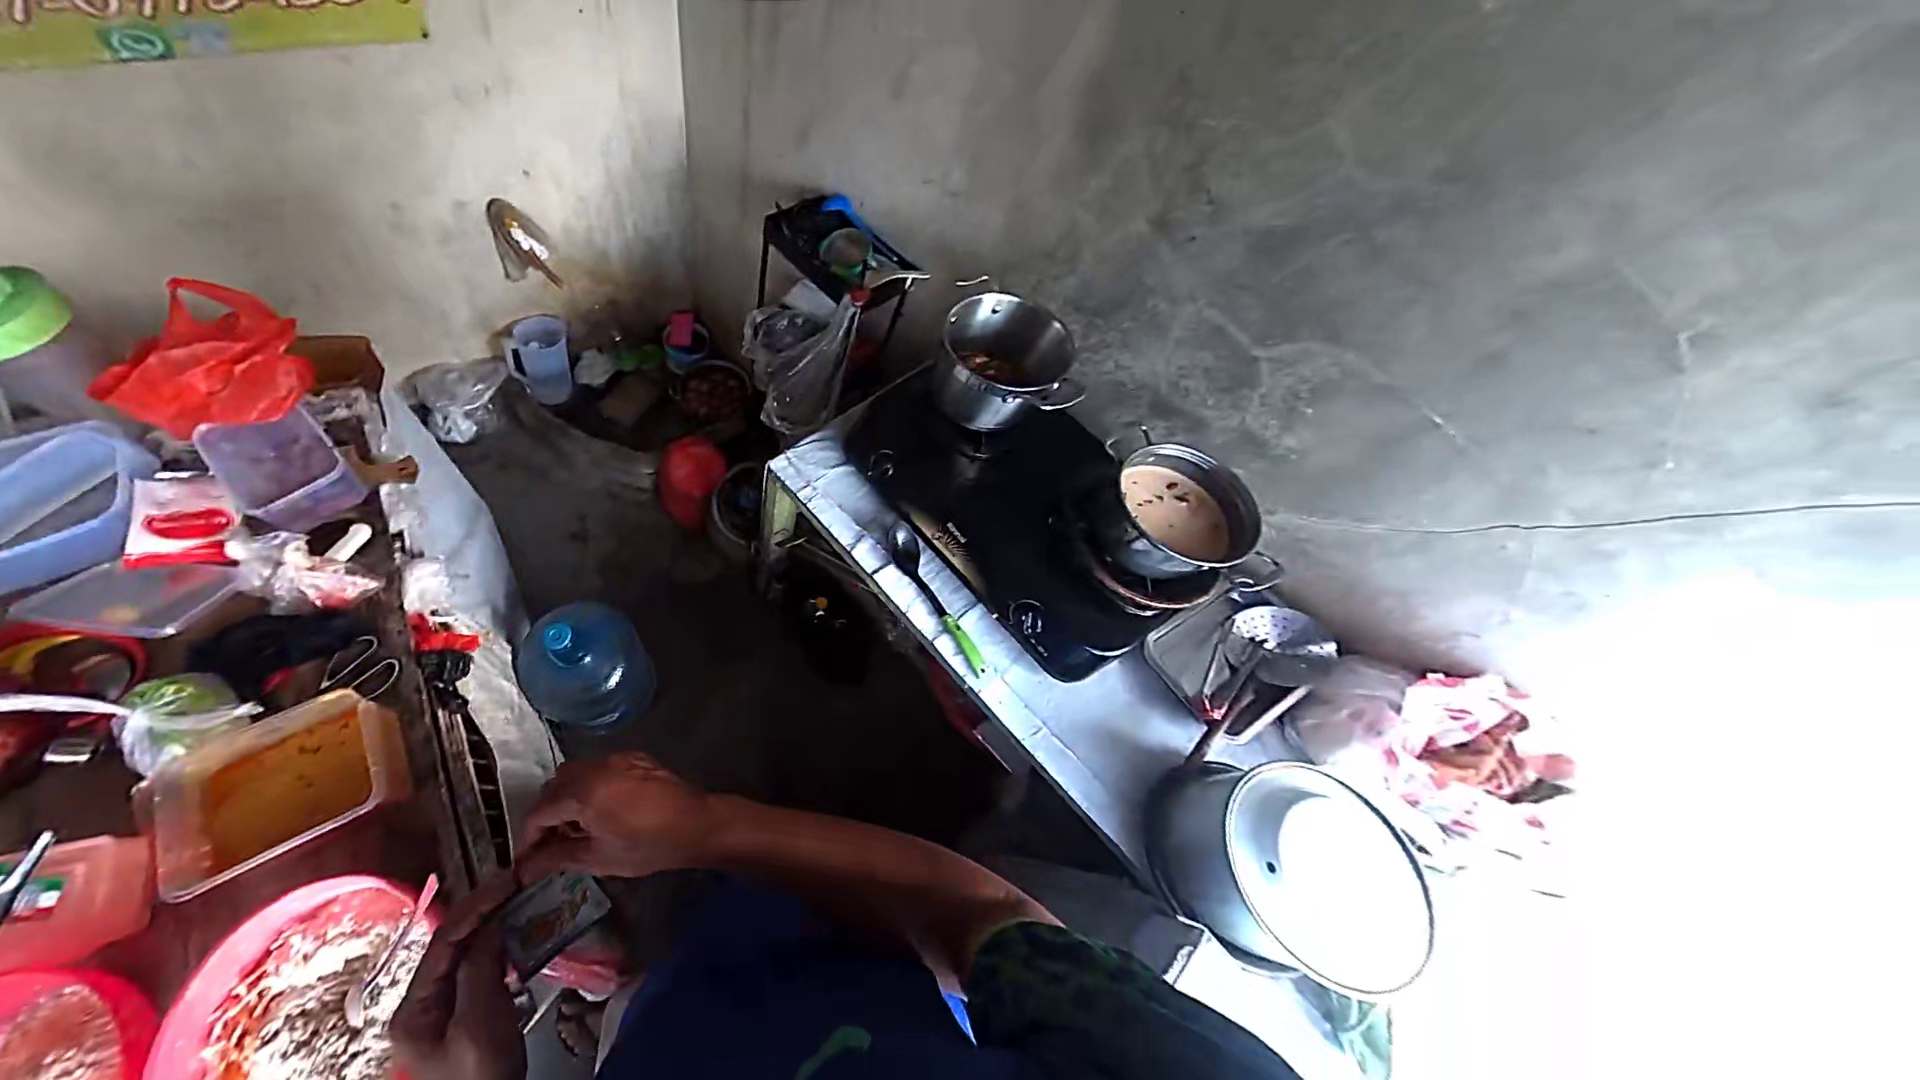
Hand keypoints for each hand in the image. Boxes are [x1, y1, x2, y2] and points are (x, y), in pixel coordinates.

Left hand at [390, 874, 525, 1079]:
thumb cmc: (480, 1073)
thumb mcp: (481, 1021)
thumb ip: (481, 969)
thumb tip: (492, 924)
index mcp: (414, 1008)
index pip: (443, 942)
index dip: (475, 906)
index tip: (507, 880)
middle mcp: (421, 1003)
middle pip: (450, 944)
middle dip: (482, 910)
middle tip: (517, 882)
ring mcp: (442, 1008)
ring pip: (465, 952)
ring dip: (492, 923)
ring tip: (520, 897)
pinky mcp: (465, 1011)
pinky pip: (479, 965)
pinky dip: (499, 942)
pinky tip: (518, 930)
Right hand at [518, 753, 715, 880]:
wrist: (697, 824)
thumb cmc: (648, 844)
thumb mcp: (598, 857)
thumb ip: (556, 858)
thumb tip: (525, 868)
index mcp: (585, 790)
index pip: (539, 810)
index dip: (528, 838)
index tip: (527, 860)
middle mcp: (600, 766)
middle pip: (556, 786)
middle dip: (547, 814)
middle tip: (551, 844)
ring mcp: (621, 758)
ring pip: (577, 772)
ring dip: (568, 797)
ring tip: (578, 828)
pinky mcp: (638, 758)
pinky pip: (601, 768)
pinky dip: (591, 785)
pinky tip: (602, 810)